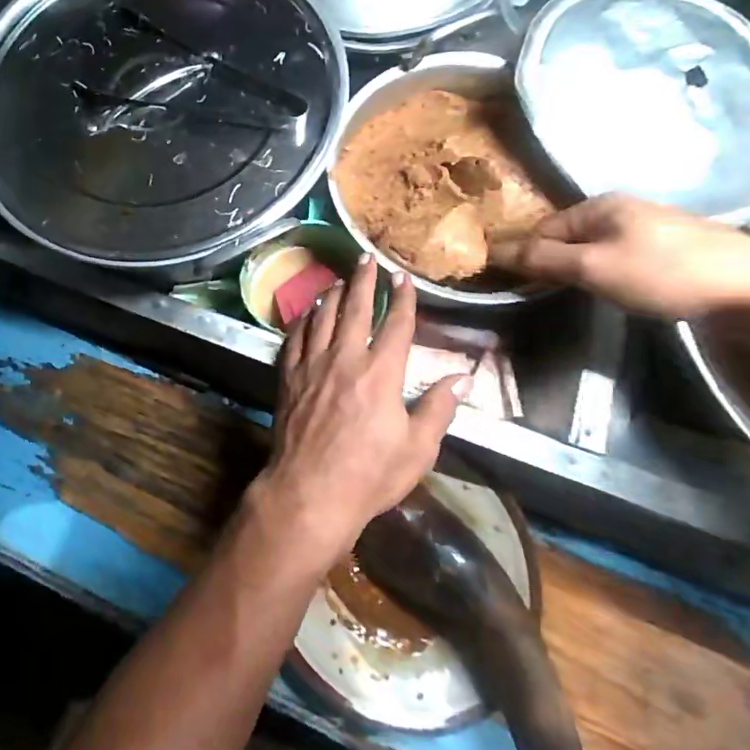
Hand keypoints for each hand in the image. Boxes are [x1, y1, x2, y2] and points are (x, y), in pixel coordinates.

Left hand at [260, 255, 469, 557]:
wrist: (309, 491)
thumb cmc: (369, 475)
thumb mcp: (417, 449)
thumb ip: (437, 409)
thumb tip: (461, 378)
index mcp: (381, 374)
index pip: (396, 325)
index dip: (402, 298)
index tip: (403, 277)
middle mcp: (344, 360)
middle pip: (355, 310)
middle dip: (363, 280)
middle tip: (365, 258)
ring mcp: (311, 367)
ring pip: (321, 319)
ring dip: (331, 295)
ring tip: (338, 279)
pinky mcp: (288, 379)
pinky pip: (294, 340)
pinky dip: (302, 321)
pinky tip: (305, 314)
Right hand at [488, 194, 749, 318]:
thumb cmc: (666, 274)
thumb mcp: (592, 268)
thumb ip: (540, 259)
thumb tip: (491, 250)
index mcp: (600, 204)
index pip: (542, 228)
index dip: (525, 256)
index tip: (519, 288)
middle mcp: (624, 208)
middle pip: (568, 238)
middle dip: (554, 265)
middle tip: (550, 297)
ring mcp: (652, 228)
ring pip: (596, 250)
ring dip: (583, 273)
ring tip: (586, 298)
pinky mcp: (675, 250)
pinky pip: (624, 259)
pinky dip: (612, 276)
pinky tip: (624, 294)